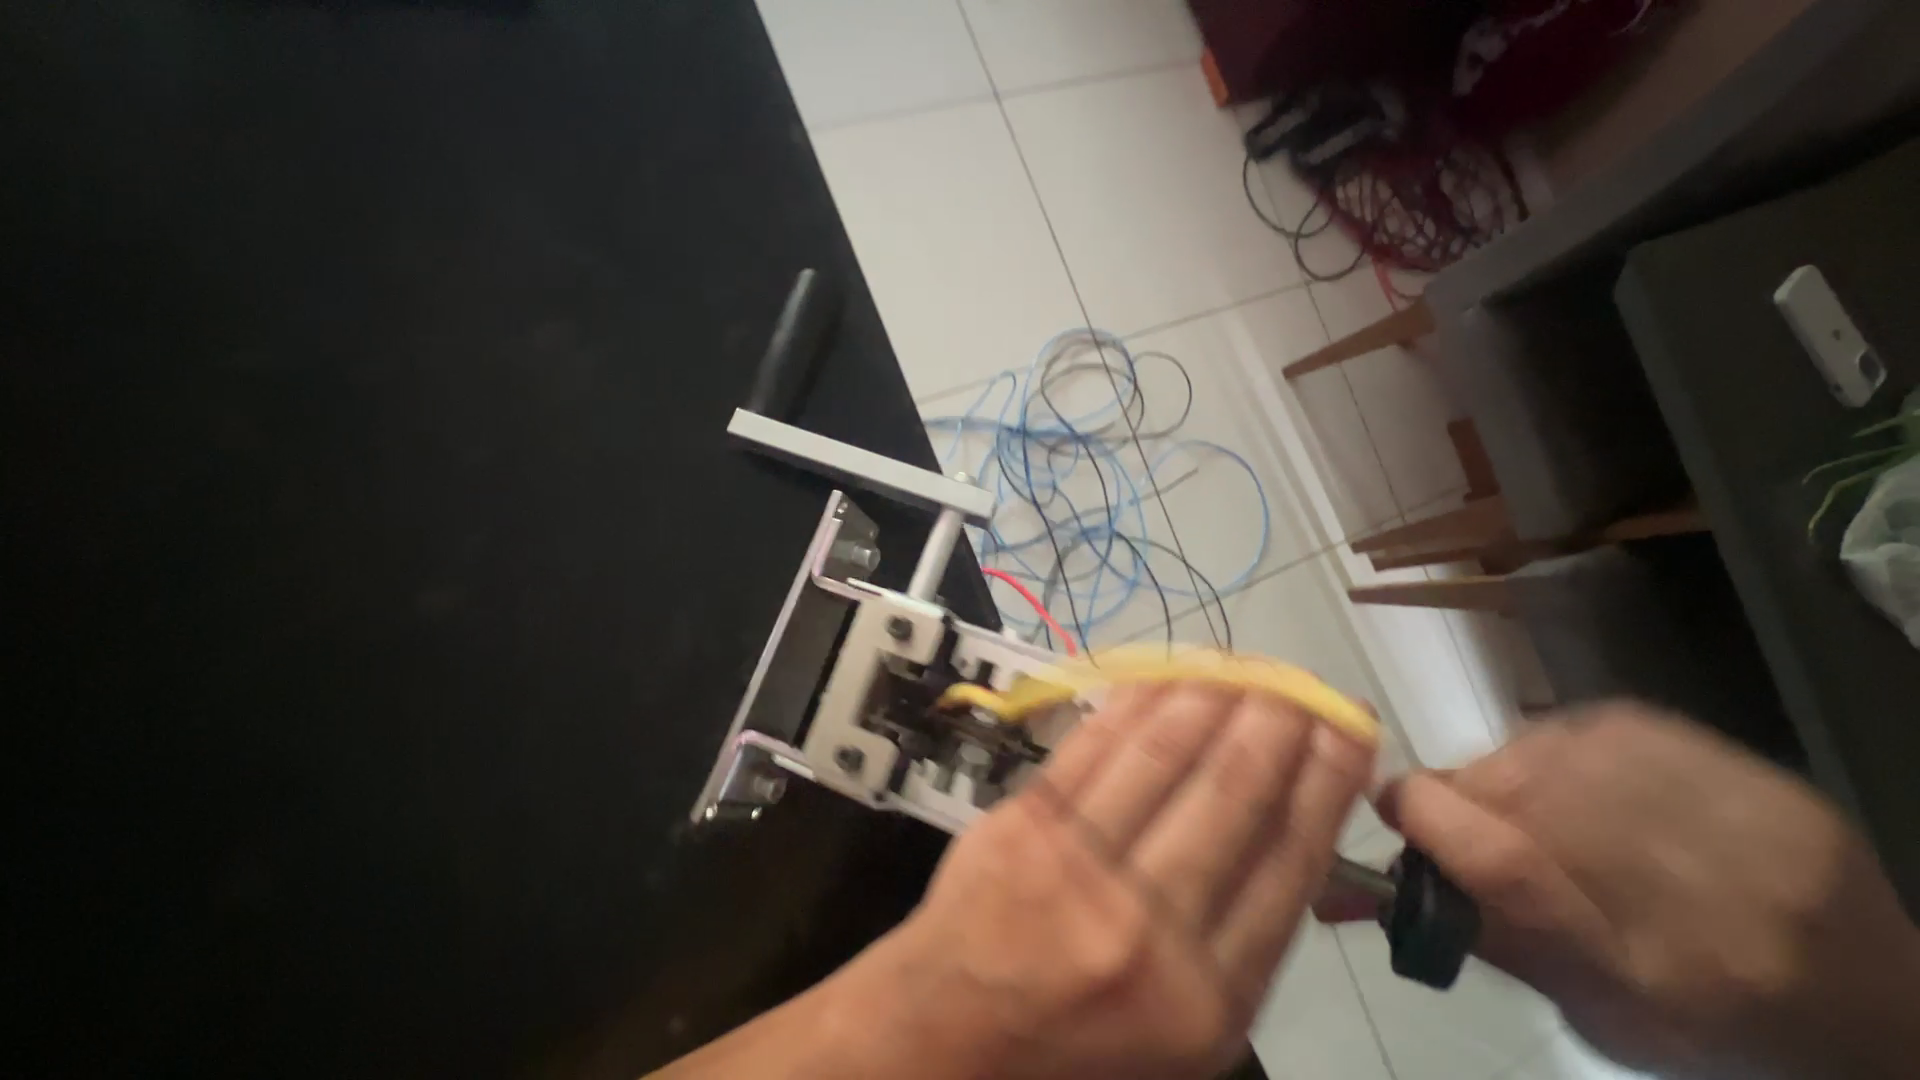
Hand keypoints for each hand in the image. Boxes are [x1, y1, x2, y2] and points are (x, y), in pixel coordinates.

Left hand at [833, 680, 1376, 1079]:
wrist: (952, 1032)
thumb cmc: (1080, 1036)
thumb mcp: (1189, 1028)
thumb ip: (1245, 933)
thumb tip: (1294, 820)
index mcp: (1209, 996)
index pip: (1289, 860)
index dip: (1326, 780)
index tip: (1346, 731)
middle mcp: (1150, 928)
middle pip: (1233, 793)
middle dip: (1278, 723)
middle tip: (1300, 685)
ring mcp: (1078, 867)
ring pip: (1165, 753)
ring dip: (1213, 695)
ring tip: (1246, 668)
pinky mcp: (1023, 824)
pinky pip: (1095, 744)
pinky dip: (1138, 700)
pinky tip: (1169, 676)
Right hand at [1333, 703, 1919, 1079]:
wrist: (1884, 1013)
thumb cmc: (1712, 1028)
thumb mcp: (1596, 1015)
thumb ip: (1491, 937)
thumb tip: (1373, 878)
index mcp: (1654, 976)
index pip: (1512, 868)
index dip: (1429, 819)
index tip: (1389, 805)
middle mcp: (1704, 892)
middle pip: (1524, 797)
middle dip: (1466, 798)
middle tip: (1458, 817)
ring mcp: (1739, 819)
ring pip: (1554, 752)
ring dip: (1511, 773)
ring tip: (1526, 803)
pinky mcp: (1750, 770)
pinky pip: (1604, 726)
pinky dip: (1563, 748)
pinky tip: (1574, 777)